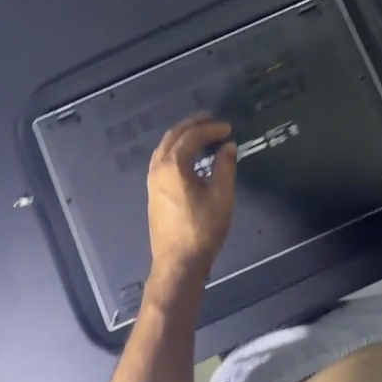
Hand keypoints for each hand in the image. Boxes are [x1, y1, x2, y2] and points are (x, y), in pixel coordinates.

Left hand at [145, 113, 237, 292]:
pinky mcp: (153, 193)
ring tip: (200, 133)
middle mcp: (158, 168)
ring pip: (164, 148)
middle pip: (173, 137)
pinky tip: (188, 156)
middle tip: (210, 119)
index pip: (192, 137)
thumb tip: (227, 147)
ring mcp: (152, 181)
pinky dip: (176, 150)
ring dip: (182, 136)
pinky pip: (162, 160)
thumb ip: (225, 167)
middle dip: (192, 125)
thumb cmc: (202, 229)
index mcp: (173, 166)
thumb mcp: (221, 196)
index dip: (210, 129)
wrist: (178, 262)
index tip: (228, 128)